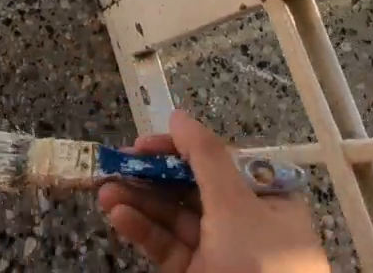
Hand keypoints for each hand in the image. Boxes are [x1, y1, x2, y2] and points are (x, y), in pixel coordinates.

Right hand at [99, 111, 328, 271]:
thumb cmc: (261, 267)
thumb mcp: (236, 208)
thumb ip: (204, 157)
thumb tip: (179, 115)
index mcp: (268, 204)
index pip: (219, 162)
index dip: (180, 148)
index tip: (145, 144)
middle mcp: (245, 225)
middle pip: (190, 187)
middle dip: (150, 176)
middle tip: (114, 164)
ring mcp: (220, 255)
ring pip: (173, 216)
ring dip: (138, 201)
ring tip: (104, 191)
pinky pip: (167, 247)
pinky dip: (142, 230)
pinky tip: (118, 216)